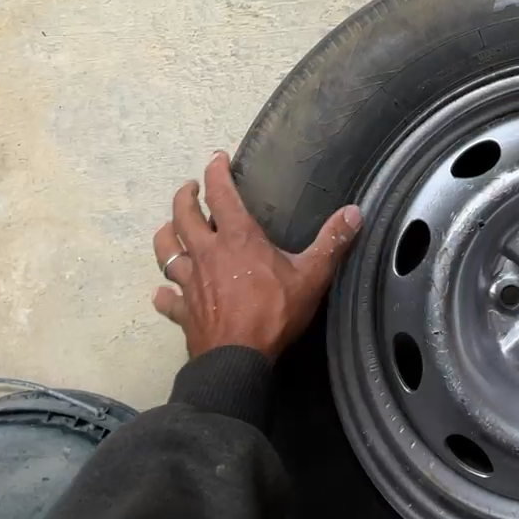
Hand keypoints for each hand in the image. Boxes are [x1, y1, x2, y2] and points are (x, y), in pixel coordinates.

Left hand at [152, 151, 361, 359]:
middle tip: (190, 187)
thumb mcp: (312, 275)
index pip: (220, 194)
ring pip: (166, 252)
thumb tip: (355, 212)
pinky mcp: (182, 311)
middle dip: (184, 197)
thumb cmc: (274, 312)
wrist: (238, 361)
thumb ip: (332, 241)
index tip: (217, 157)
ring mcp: (190, 283)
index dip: (216, 172)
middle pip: (183, 216)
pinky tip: (163, 292)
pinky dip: (164, 293)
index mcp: (238, 238)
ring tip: (169, 227)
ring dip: (165, 236)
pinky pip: (166, 299)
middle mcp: (208, 253)